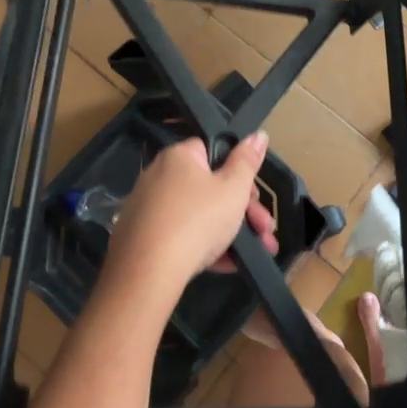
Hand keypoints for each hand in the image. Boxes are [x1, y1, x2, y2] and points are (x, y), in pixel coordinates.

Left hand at [109, 135, 277, 285]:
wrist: (148, 273)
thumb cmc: (197, 220)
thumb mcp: (233, 189)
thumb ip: (248, 161)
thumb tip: (258, 134)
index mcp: (178, 157)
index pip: (212, 151)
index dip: (238, 171)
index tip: (255, 195)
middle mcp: (158, 177)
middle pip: (208, 187)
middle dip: (243, 210)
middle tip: (265, 230)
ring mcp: (147, 209)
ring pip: (197, 215)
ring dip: (230, 232)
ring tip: (257, 251)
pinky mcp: (141, 239)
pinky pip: (180, 236)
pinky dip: (205, 247)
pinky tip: (229, 264)